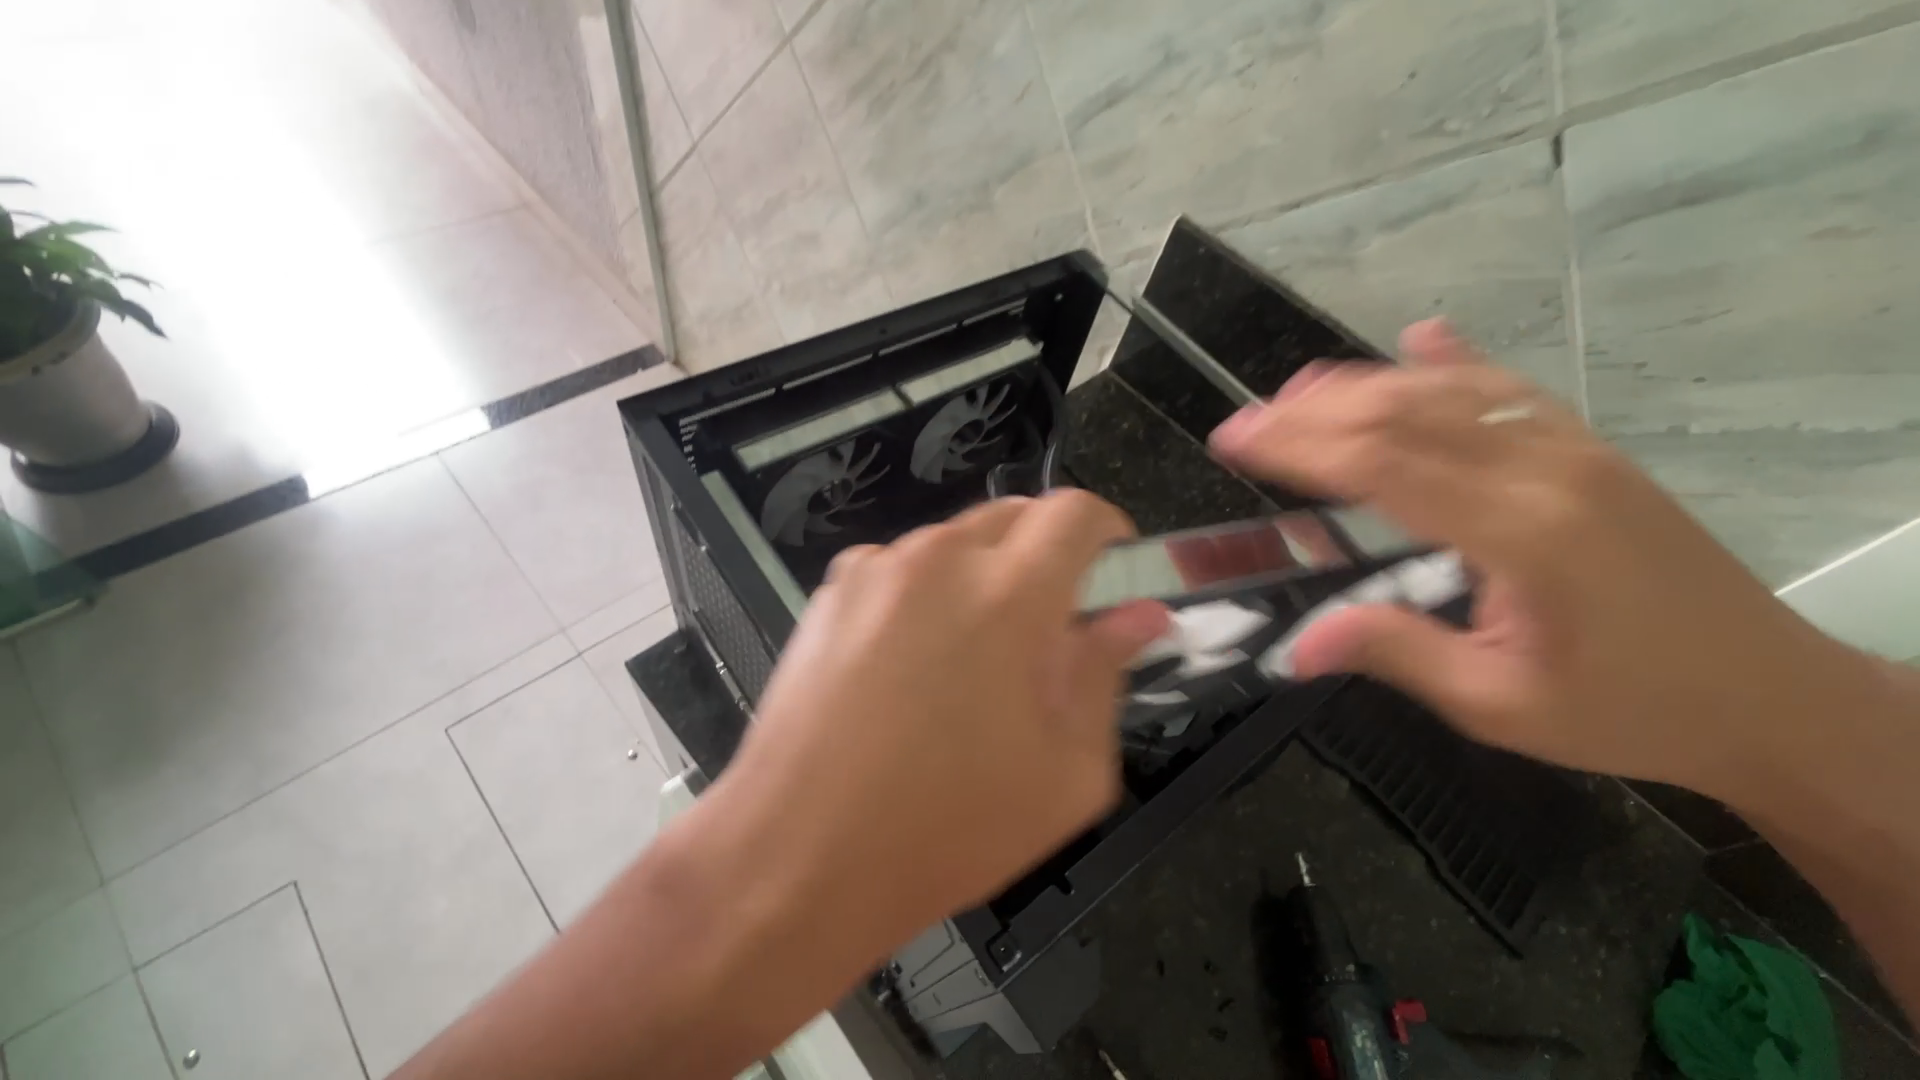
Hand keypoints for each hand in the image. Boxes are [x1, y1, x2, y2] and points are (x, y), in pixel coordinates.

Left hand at [723, 492, 1169, 939]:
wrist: (800, 854)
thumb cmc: (950, 828)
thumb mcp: (1064, 773)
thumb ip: (1106, 675)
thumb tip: (1140, 616)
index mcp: (1009, 595)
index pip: (1074, 512)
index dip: (1106, 531)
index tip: (1111, 573)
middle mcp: (938, 560)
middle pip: (1013, 517)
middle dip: (1045, 557)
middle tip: (1045, 632)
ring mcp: (874, 572)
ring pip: (952, 543)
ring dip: (980, 578)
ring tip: (968, 661)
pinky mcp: (828, 594)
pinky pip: (897, 570)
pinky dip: (922, 594)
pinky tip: (904, 666)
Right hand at [1206, 319, 1868, 798]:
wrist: (1770, 699)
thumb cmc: (1629, 711)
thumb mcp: (1500, 702)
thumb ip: (1398, 653)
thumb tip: (1297, 644)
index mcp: (1520, 532)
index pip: (1381, 465)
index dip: (1298, 446)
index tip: (1235, 438)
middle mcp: (1547, 470)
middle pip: (1407, 412)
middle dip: (1313, 411)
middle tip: (1245, 420)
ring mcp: (1577, 450)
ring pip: (1454, 391)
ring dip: (1367, 383)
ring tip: (1297, 389)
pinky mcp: (1593, 451)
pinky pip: (1512, 390)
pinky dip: (1457, 362)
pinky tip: (1423, 337)